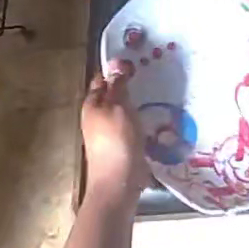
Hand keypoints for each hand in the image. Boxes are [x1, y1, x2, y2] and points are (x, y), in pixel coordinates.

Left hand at [81, 61, 147, 198]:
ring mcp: (107, 135)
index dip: (116, 69)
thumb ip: (118, 85)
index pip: (101, 78)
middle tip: (151, 80)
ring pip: (123, 113)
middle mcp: (96, 117)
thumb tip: (115, 63)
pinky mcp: (120, 148)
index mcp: (92, 104)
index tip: (137, 64)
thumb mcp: (119, 106)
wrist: (118, 184)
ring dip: (137, 107)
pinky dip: (141, 124)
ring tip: (157, 99)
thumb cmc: (117, 140)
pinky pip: (131, 129)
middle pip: (112, 96)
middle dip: (129, 88)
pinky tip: (155, 124)